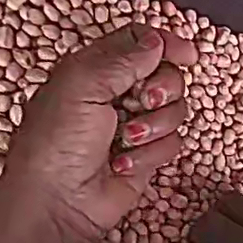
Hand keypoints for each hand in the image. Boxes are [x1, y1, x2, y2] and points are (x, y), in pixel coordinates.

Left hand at [2, 24, 195, 236]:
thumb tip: (158, 41)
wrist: (60, 200)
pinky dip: (150, 154)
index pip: (140, 41)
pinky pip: (173, 143)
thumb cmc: (57, 142)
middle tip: (145, 101)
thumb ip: (124, 59)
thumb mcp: (83, 85)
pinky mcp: (148, 155)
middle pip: (167, 75)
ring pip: (175, 111)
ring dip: (154, 126)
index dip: (165, 44)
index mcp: (96, 68)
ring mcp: (136, 125)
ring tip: (126, 140)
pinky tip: (123, 164)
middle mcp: (118, 94)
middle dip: (163, 89)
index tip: (186, 54)